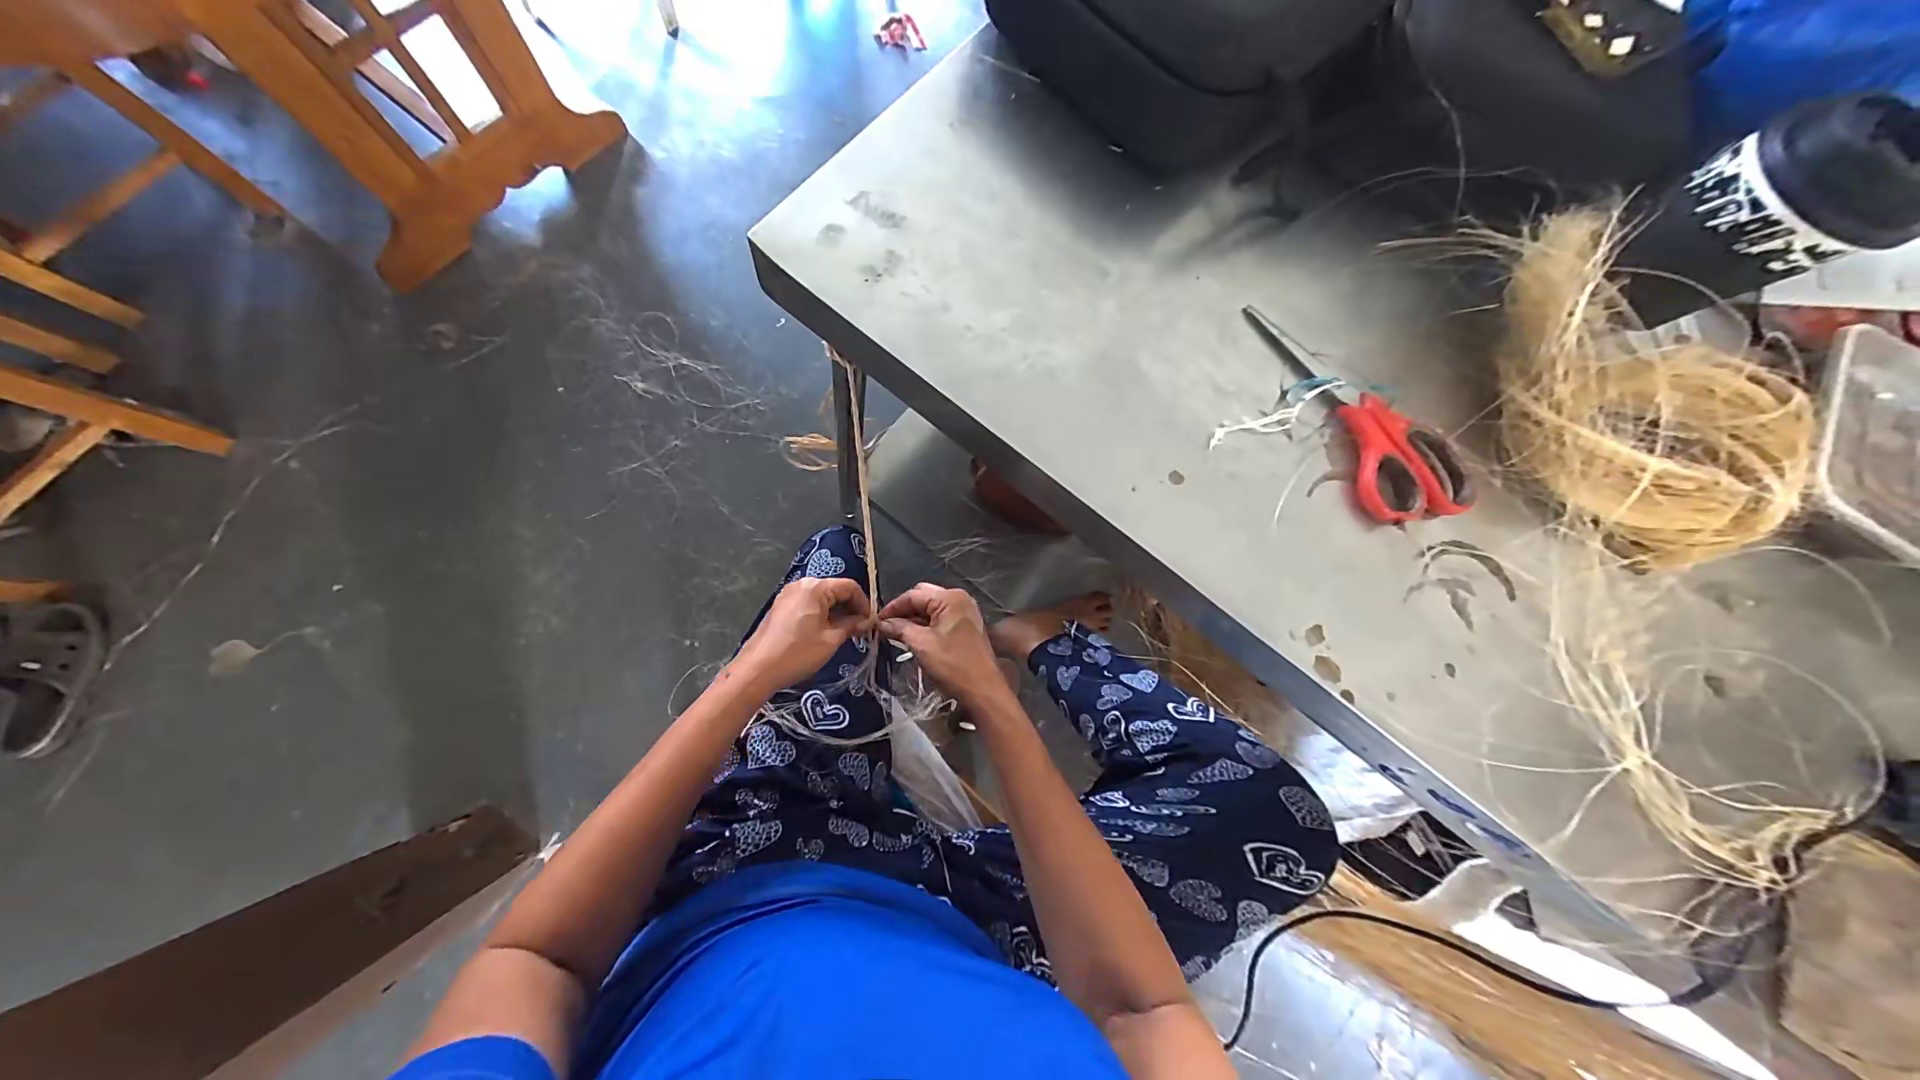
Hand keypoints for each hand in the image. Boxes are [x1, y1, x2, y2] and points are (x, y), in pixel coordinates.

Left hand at [732, 578, 873, 693]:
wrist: (757, 670)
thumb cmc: (797, 653)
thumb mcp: (831, 640)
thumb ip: (852, 625)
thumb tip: (867, 621)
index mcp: (814, 587)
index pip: (849, 586)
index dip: (864, 603)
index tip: (870, 622)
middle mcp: (801, 585)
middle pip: (835, 590)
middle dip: (850, 608)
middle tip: (861, 629)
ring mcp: (788, 595)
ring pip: (822, 598)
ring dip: (837, 613)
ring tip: (846, 633)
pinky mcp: (782, 608)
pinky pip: (809, 605)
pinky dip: (822, 615)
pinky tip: (826, 633)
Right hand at [876, 583, 1004, 706]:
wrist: (983, 689)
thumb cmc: (952, 665)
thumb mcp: (921, 644)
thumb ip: (899, 628)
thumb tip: (882, 623)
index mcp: (950, 598)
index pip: (913, 595)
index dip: (892, 607)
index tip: (876, 621)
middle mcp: (960, 598)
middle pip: (923, 597)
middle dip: (903, 610)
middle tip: (886, 626)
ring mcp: (965, 612)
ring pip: (932, 608)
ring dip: (914, 618)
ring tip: (896, 633)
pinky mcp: (967, 625)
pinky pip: (941, 618)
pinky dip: (926, 625)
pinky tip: (913, 636)